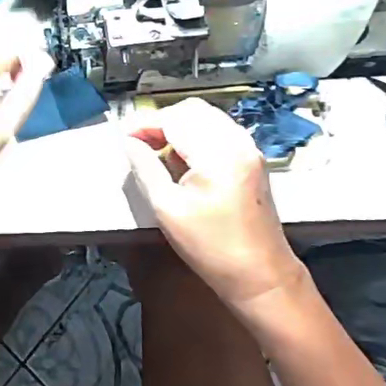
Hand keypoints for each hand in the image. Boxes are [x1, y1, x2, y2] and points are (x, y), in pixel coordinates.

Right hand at [119, 99, 309, 315]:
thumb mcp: (166, 208)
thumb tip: (130, 143)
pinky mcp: (252, 160)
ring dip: (180, 126)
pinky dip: (197, 135)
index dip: (145, 124)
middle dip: (162, 121)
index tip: (125, 137)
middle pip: (192, 110)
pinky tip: (183, 159)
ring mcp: (249, 150)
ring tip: (158, 150)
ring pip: (207, 118)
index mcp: (217, 154)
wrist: (260, 275)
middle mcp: (237, 143)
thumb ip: (145, 168)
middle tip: (140, 142)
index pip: (174, 119)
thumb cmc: (211, 247)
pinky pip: (220, 131)